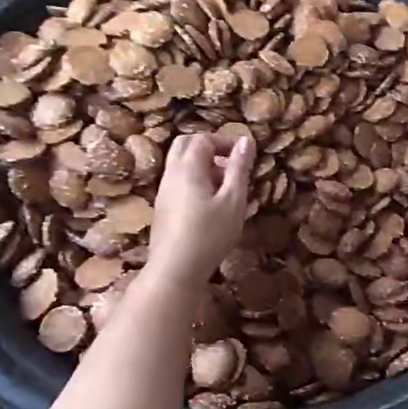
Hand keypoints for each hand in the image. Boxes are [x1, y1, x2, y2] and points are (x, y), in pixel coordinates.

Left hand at [146, 132, 254, 285]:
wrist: (174, 269)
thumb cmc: (209, 235)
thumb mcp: (232, 201)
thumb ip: (239, 169)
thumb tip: (245, 140)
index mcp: (187, 167)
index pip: (203, 139)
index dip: (224, 140)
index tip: (243, 154)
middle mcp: (171, 174)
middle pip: (185, 145)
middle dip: (209, 148)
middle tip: (230, 165)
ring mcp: (163, 192)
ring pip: (180, 165)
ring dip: (202, 166)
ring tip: (225, 188)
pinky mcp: (162, 208)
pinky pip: (177, 182)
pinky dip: (194, 181)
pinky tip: (210, 205)